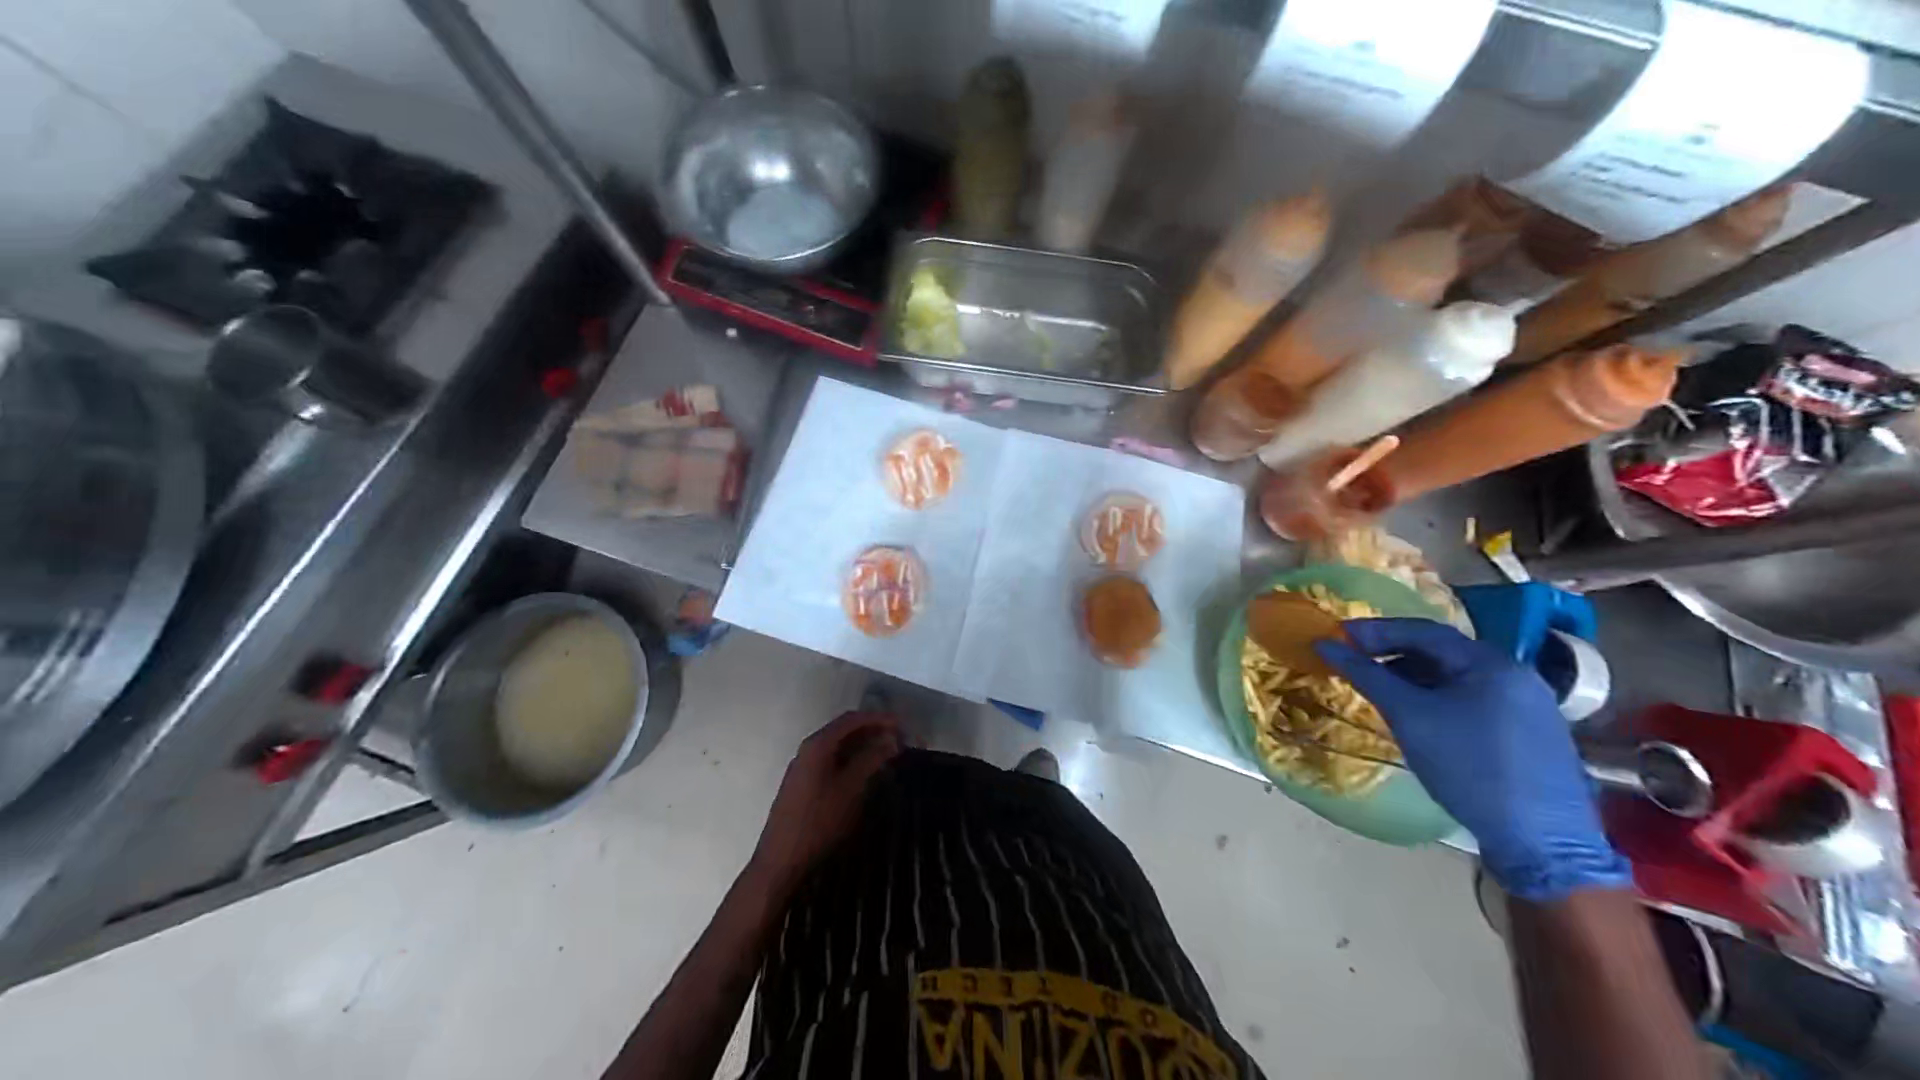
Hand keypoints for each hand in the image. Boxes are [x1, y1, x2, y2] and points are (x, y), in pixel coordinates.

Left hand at [750, 710, 900, 894]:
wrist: (781, 859)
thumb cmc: (818, 822)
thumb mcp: (850, 789)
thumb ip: (871, 760)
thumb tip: (890, 739)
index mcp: (817, 745)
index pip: (851, 720)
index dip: (878, 718)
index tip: (902, 724)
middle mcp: (808, 749)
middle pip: (844, 730)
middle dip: (872, 731)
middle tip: (899, 739)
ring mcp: (803, 766)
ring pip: (837, 746)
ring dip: (862, 746)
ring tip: (887, 753)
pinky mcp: (803, 782)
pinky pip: (831, 760)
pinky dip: (851, 759)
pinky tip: (865, 771)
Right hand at [1316, 618, 1632, 902]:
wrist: (1541, 841)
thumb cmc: (1470, 767)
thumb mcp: (1410, 717)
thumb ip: (1368, 676)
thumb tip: (1326, 645)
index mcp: (1492, 663)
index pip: (1423, 631)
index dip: (1375, 630)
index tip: (1337, 636)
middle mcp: (1515, 675)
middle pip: (1442, 652)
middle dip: (1392, 653)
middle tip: (1354, 661)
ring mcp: (1527, 705)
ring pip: (1456, 678)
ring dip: (1412, 677)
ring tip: (1378, 689)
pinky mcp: (1528, 733)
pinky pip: (1472, 700)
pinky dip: (1436, 698)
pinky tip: (1416, 716)